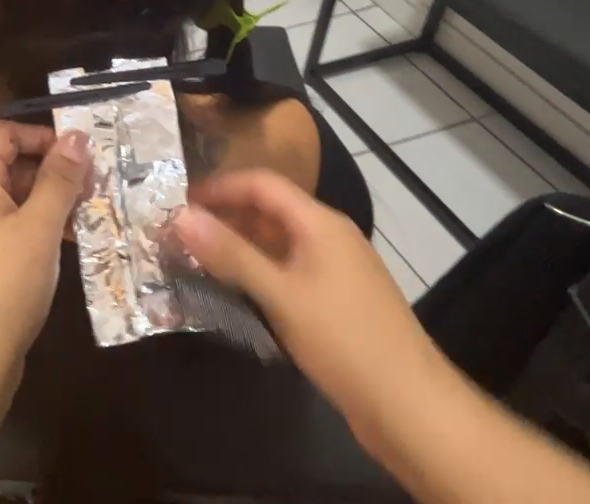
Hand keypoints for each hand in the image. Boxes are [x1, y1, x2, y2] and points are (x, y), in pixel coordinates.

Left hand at [0, 122, 89, 377]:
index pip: (4, 133)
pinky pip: (8, 227)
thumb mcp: (39, 227)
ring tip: (91, 213)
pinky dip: (37, 226)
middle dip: (52, 168)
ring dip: (49, 199)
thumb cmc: (5, 284)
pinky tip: (69, 243)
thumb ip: (58, 179)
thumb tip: (75, 136)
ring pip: (12, 198)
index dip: (42, 134)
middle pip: (8, 163)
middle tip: (95, 183)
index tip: (81, 151)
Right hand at [172, 170, 446, 426]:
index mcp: (320, 223)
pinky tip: (235, 290)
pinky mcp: (337, 299)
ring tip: (197, 260)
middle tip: (180, 234)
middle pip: (269, 210)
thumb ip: (230, 253)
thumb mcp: (280, 294)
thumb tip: (180, 216)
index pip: (261, 183)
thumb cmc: (343, 339)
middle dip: (224, 217)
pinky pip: (288, 269)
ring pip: (277, 242)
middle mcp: (329, 236)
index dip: (219, 187)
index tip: (178, 202)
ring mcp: (336, 268)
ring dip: (239, 246)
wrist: (411, 405)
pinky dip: (258, 271)